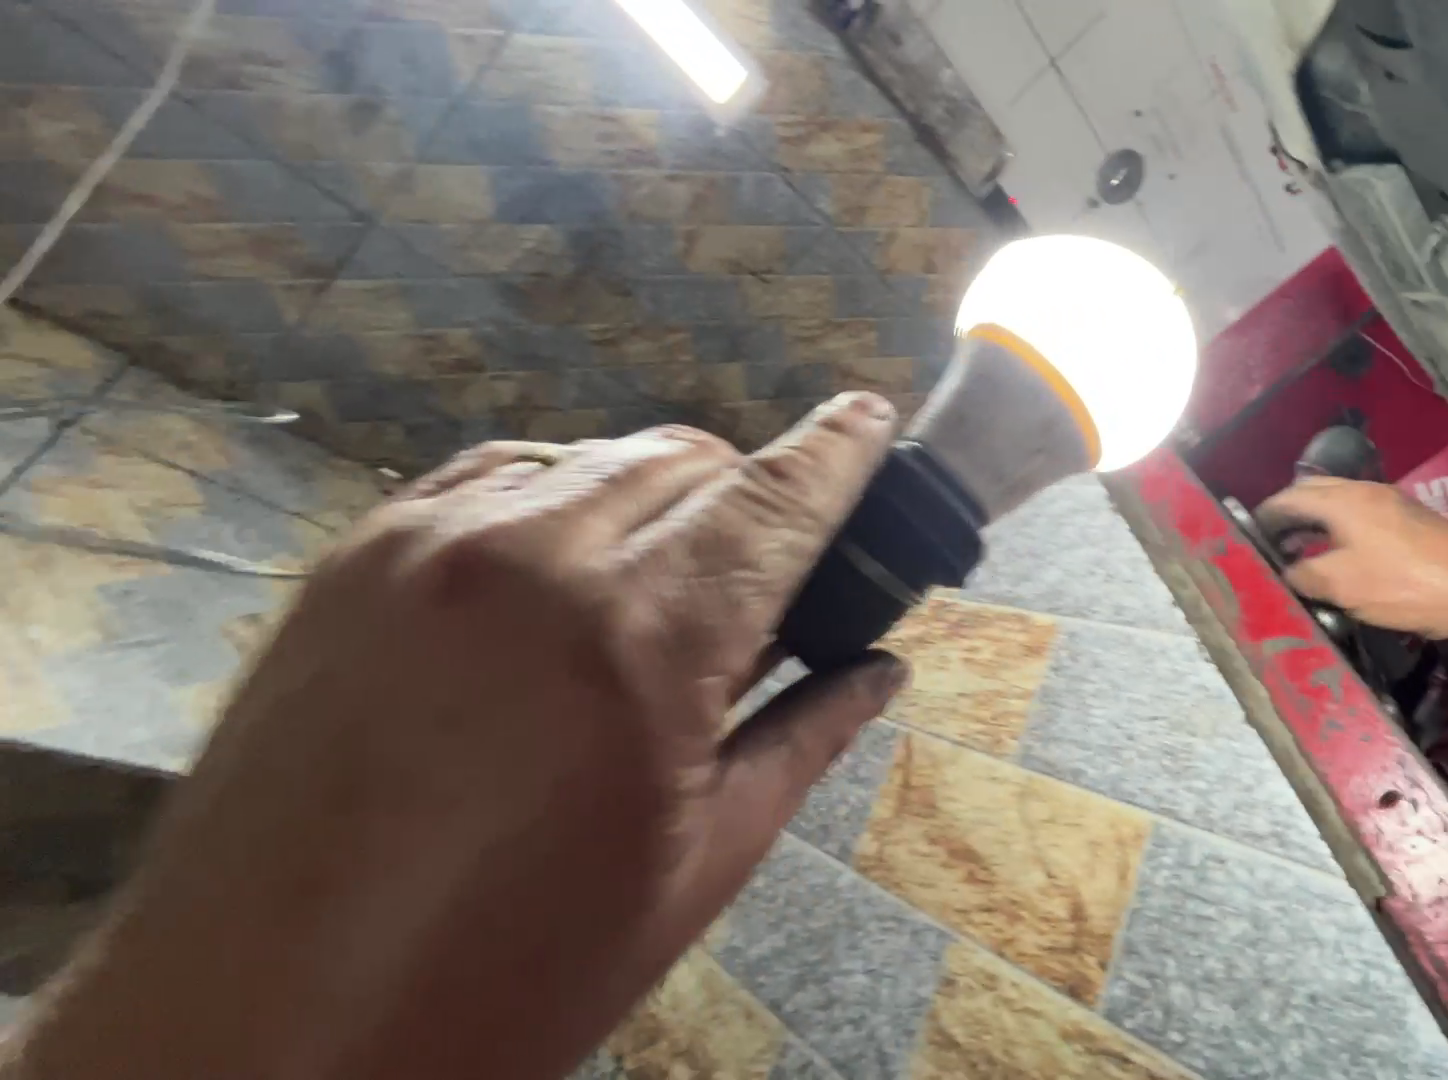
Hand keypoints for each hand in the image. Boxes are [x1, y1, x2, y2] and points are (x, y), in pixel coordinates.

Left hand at [5, 394, 908, 1079]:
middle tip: (770, 570)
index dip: (835, 449)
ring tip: (672, 575)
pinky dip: (573, 493)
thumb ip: (808, 736)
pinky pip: (507, 474)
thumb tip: (882, 668)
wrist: (256, 1039)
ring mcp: (432, 542)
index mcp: (642, 641)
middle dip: (754, 493)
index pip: (772, 502)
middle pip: (693, 460)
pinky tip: (575, 561)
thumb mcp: (706, 857)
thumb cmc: (522, 966)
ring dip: (669, 493)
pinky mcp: (359, 554)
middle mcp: (538, 558)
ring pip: (604, 457)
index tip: (873, 414)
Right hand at [1255, 477, 1447, 640]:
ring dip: (1314, 521)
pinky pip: (1359, 514)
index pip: (1287, 498)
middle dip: (1288, 512)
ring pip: (1337, 502)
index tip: (1246, 536)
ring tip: (1301, 551)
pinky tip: (1340, 556)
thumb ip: (1303, 575)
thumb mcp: (1341, 587)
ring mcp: (1392, 503)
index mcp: (1343, 501)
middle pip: (1312, 491)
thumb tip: (1286, 571)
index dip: (1263, 517)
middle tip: (1272, 541)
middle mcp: (1365, 492)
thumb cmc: (1406, 586)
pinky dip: (1338, 527)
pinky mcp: (1411, 521)